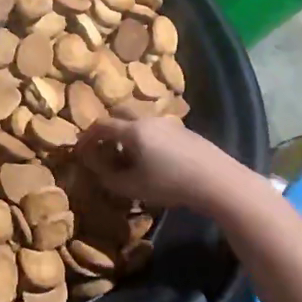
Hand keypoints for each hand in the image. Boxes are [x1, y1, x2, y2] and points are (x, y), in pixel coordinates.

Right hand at [78, 117, 261, 213]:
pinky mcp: (187, 133)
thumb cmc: (170, 184)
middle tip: (103, 146)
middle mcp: (149, 120)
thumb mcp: (130, 186)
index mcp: (132, 130)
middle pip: (121, 115)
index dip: (86, 137)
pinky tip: (154, 159)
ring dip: (129, 134)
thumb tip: (94, 165)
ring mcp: (171, 124)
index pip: (100, 125)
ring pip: (141, 122)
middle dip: (107, 129)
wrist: (221, 183)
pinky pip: (158, 130)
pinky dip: (147, 139)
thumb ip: (106, 175)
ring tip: (129, 155)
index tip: (80, 150)